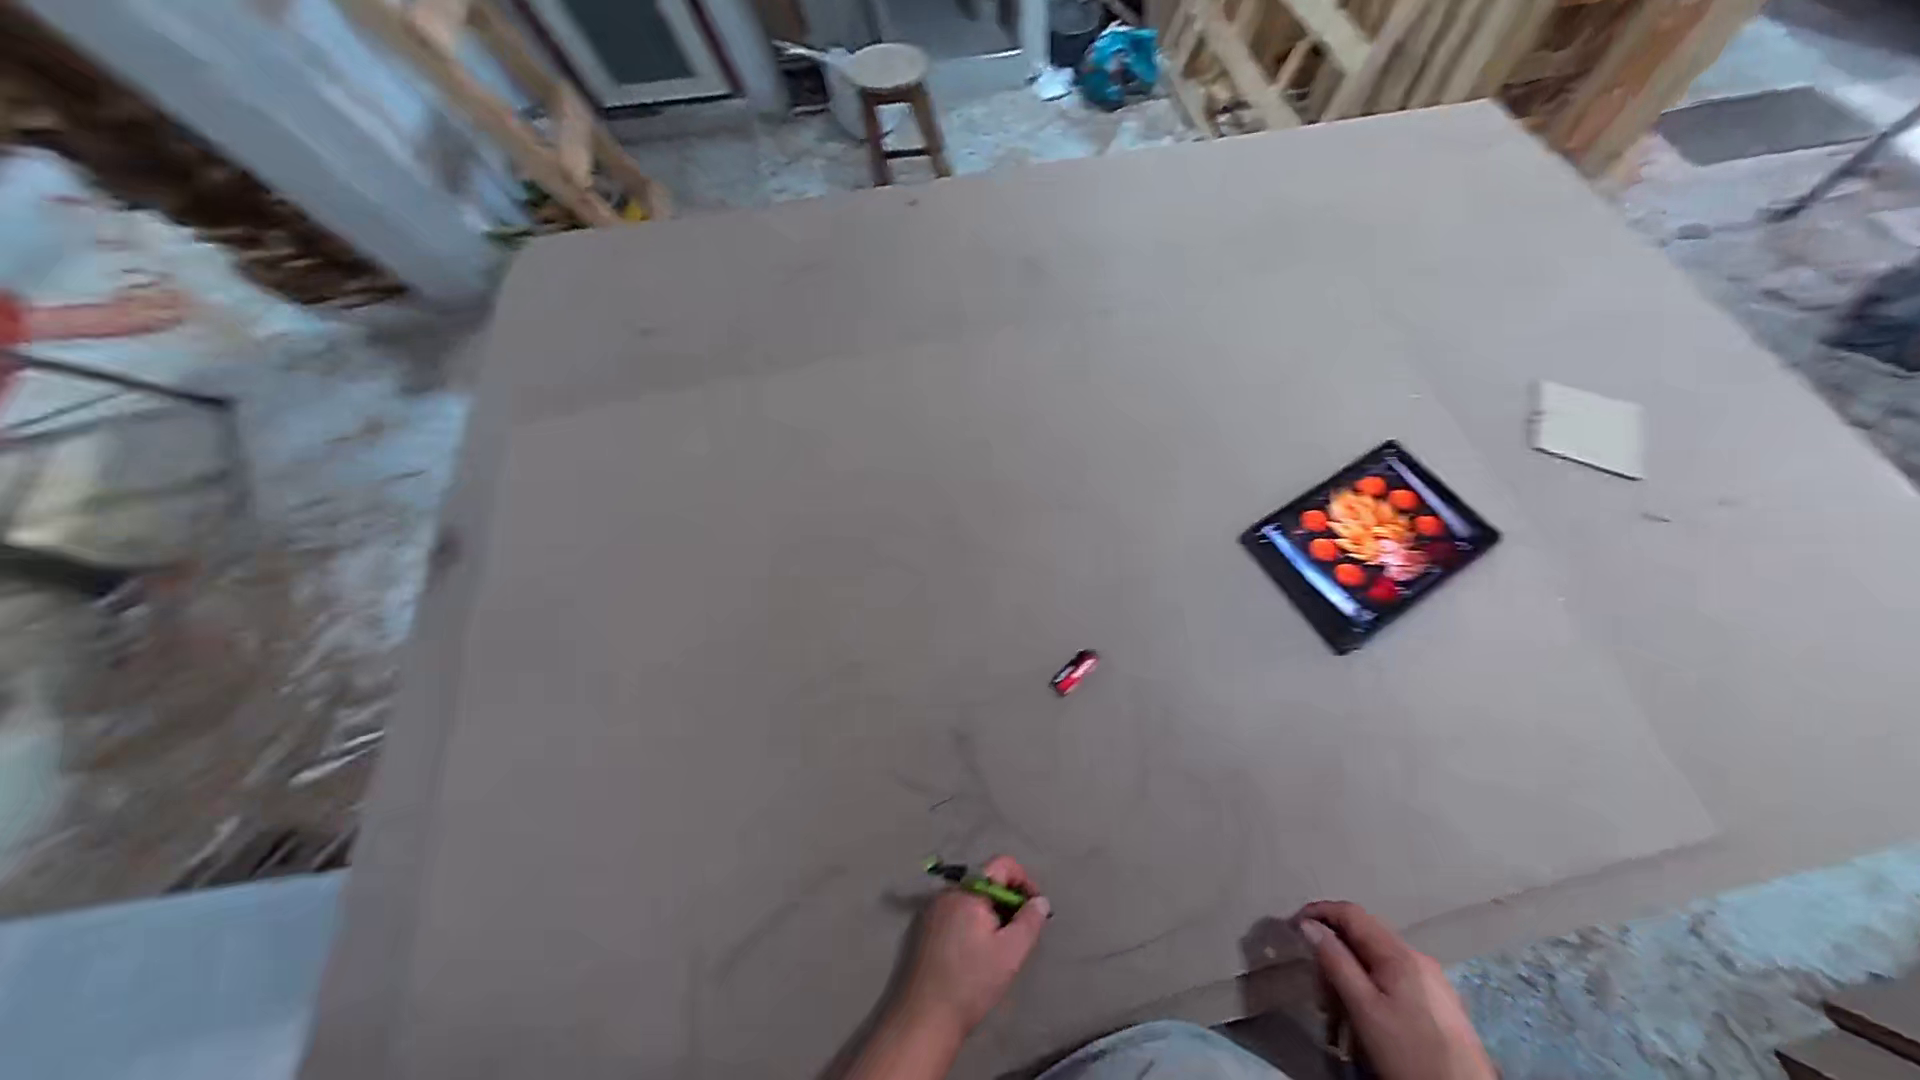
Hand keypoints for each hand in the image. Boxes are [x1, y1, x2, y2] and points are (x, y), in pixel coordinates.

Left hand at [894, 855, 1050, 1035]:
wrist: (925, 1017)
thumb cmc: (972, 982)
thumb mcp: (1010, 953)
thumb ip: (1029, 922)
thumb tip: (1040, 901)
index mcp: (968, 891)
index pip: (1002, 865)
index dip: (1024, 881)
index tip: (1034, 909)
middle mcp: (947, 893)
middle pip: (987, 883)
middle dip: (1008, 902)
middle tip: (1019, 933)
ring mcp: (932, 909)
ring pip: (971, 900)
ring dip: (990, 914)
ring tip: (999, 947)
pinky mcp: (924, 928)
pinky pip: (956, 913)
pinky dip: (972, 923)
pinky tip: (975, 954)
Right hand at [1292, 900, 1495, 1079]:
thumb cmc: (1410, 1055)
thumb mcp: (1364, 1009)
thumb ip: (1335, 961)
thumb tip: (1309, 925)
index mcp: (1400, 954)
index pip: (1351, 913)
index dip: (1318, 912)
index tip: (1292, 927)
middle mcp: (1418, 959)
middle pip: (1363, 937)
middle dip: (1333, 953)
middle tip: (1316, 986)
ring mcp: (1433, 982)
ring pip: (1377, 961)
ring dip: (1349, 975)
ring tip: (1336, 1009)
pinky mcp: (1439, 1005)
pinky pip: (1393, 981)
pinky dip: (1370, 988)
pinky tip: (1364, 1016)